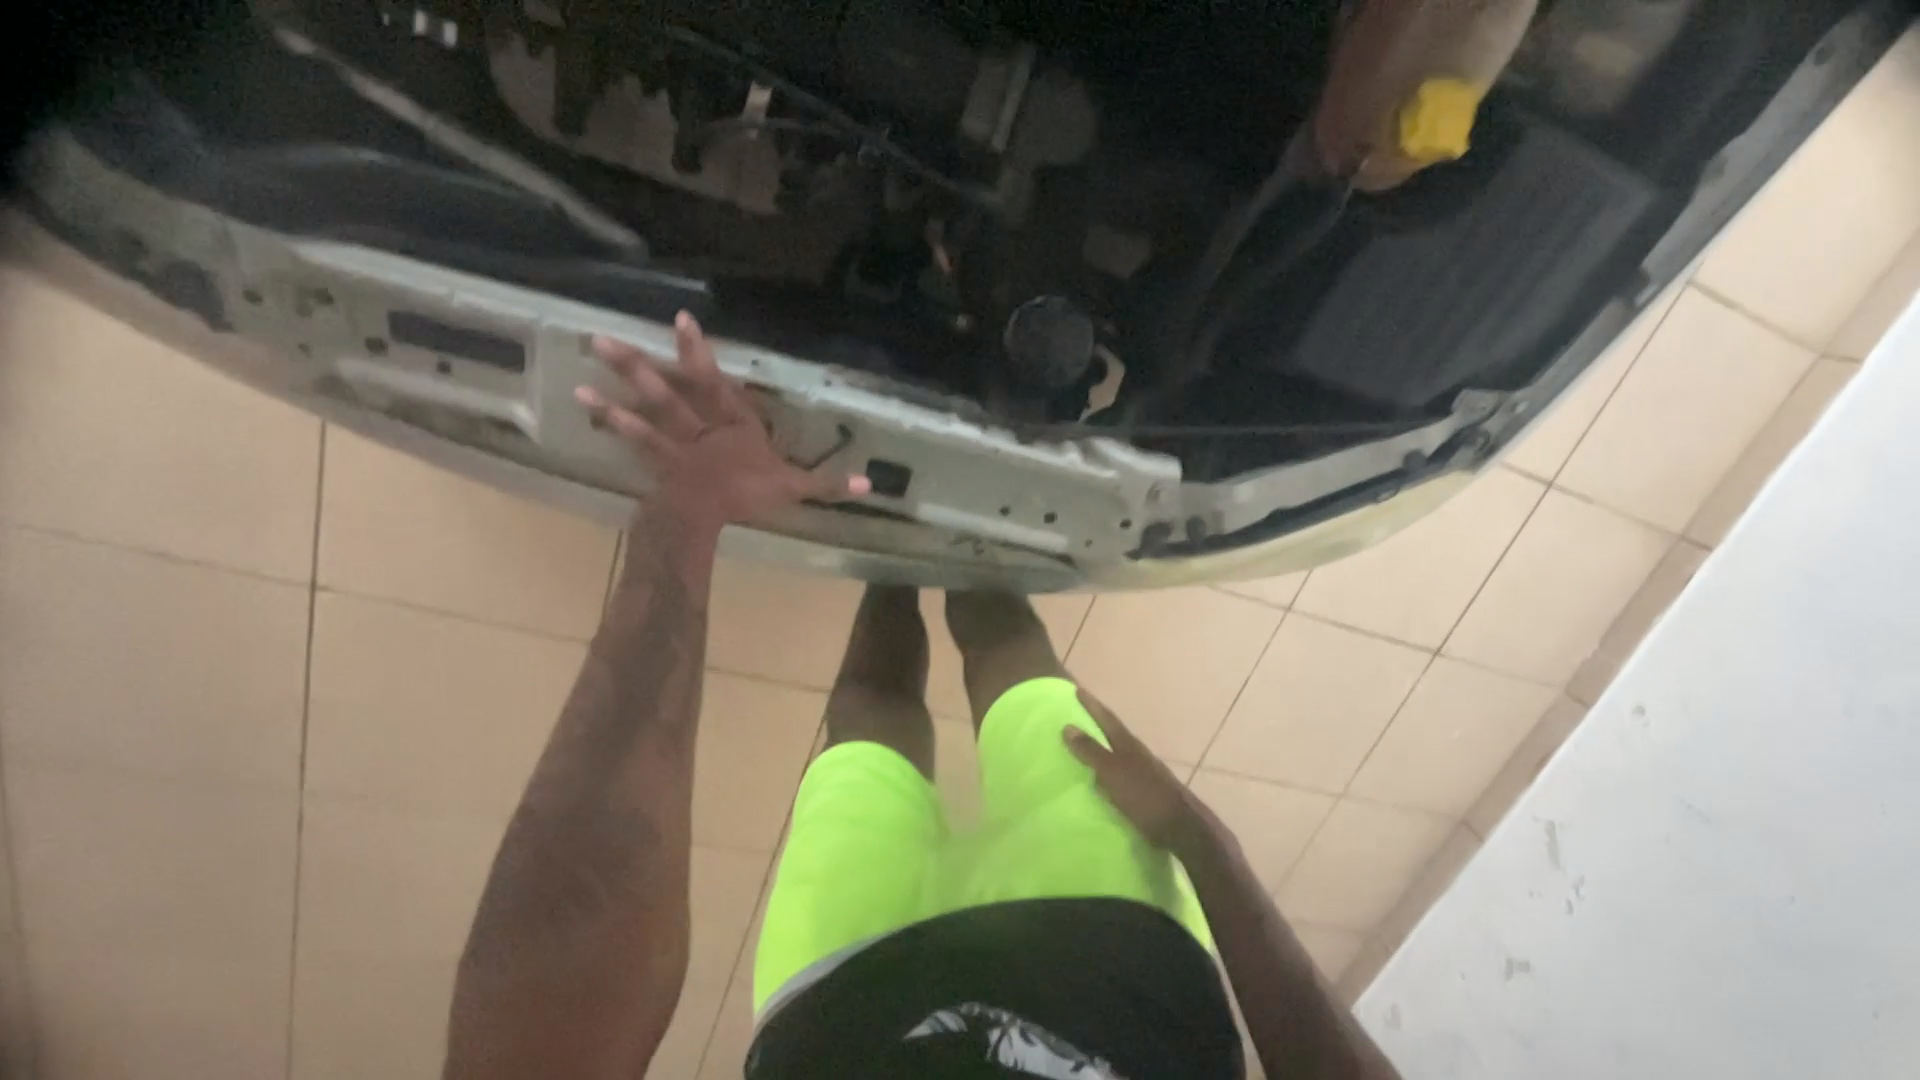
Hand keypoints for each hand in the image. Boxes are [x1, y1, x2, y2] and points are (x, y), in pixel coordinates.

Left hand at [577, 312, 870, 532]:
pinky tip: (588, 406)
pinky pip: (634, 440)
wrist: (706, 517)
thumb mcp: (794, 489)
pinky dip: (614, 424)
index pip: (717, 382)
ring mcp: (675, 443)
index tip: (682, 320)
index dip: (699, 352)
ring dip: (616, 388)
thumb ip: (827, 483)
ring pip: (646, 409)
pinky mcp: (658, 463)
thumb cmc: (749, 495)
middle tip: (601, 336)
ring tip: (584, 366)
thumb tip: (871, 483)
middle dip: (639, 363)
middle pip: (670, 389)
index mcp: (735, 424)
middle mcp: (700, 424)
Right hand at [1064, 688, 1222, 856]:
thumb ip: (1091, 751)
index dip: (1092, 704)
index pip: (1107, 718)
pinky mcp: (1147, 791)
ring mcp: (1145, 772)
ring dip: (1103, 747)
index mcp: (1129, 745)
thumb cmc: (1143, 796)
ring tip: (1085, 747)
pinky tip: (1101, 780)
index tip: (1077, 689)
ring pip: (1119, 753)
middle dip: (1097, 723)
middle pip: (1115, 733)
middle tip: (1078, 716)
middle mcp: (1138, 754)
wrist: (1180, 827)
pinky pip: (1121, 773)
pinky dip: (1108, 770)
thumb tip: (1068, 726)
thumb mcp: (1112, 772)